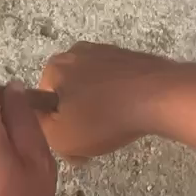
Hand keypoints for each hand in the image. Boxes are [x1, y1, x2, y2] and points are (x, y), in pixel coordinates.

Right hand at [37, 42, 185, 161]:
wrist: (157, 96)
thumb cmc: (104, 117)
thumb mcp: (59, 136)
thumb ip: (37, 127)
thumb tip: (37, 118)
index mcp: (55, 65)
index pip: (43, 103)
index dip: (55, 128)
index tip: (71, 143)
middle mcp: (76, 51)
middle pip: (67, 95)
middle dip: (76, 119)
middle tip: (91, 143)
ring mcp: (105, 51)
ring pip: (91, 90)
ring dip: (97, 111)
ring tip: (113, 131)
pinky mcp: (128, 57)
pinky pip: (113, 84)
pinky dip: (116, 100)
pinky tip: (128, 116)